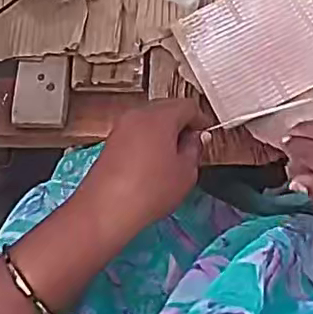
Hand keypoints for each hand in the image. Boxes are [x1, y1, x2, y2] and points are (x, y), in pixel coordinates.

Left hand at [66, 98, 209, 239]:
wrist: (106, 207)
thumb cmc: (151, 189)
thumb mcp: (186, 172)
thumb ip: (194, 149)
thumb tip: (194, 137)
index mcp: (160, 116)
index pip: (187, 106)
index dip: (201, 119)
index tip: (206, 134)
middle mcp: (138, 114)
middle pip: (167, 108)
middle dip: (181, 122)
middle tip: (191, 145)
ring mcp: (121, 125)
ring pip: (150, 119)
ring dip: (163, 131)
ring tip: (172, 157)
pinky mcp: (111, 140)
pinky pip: (136, 131)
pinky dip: (147, 139)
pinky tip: (152, 162)